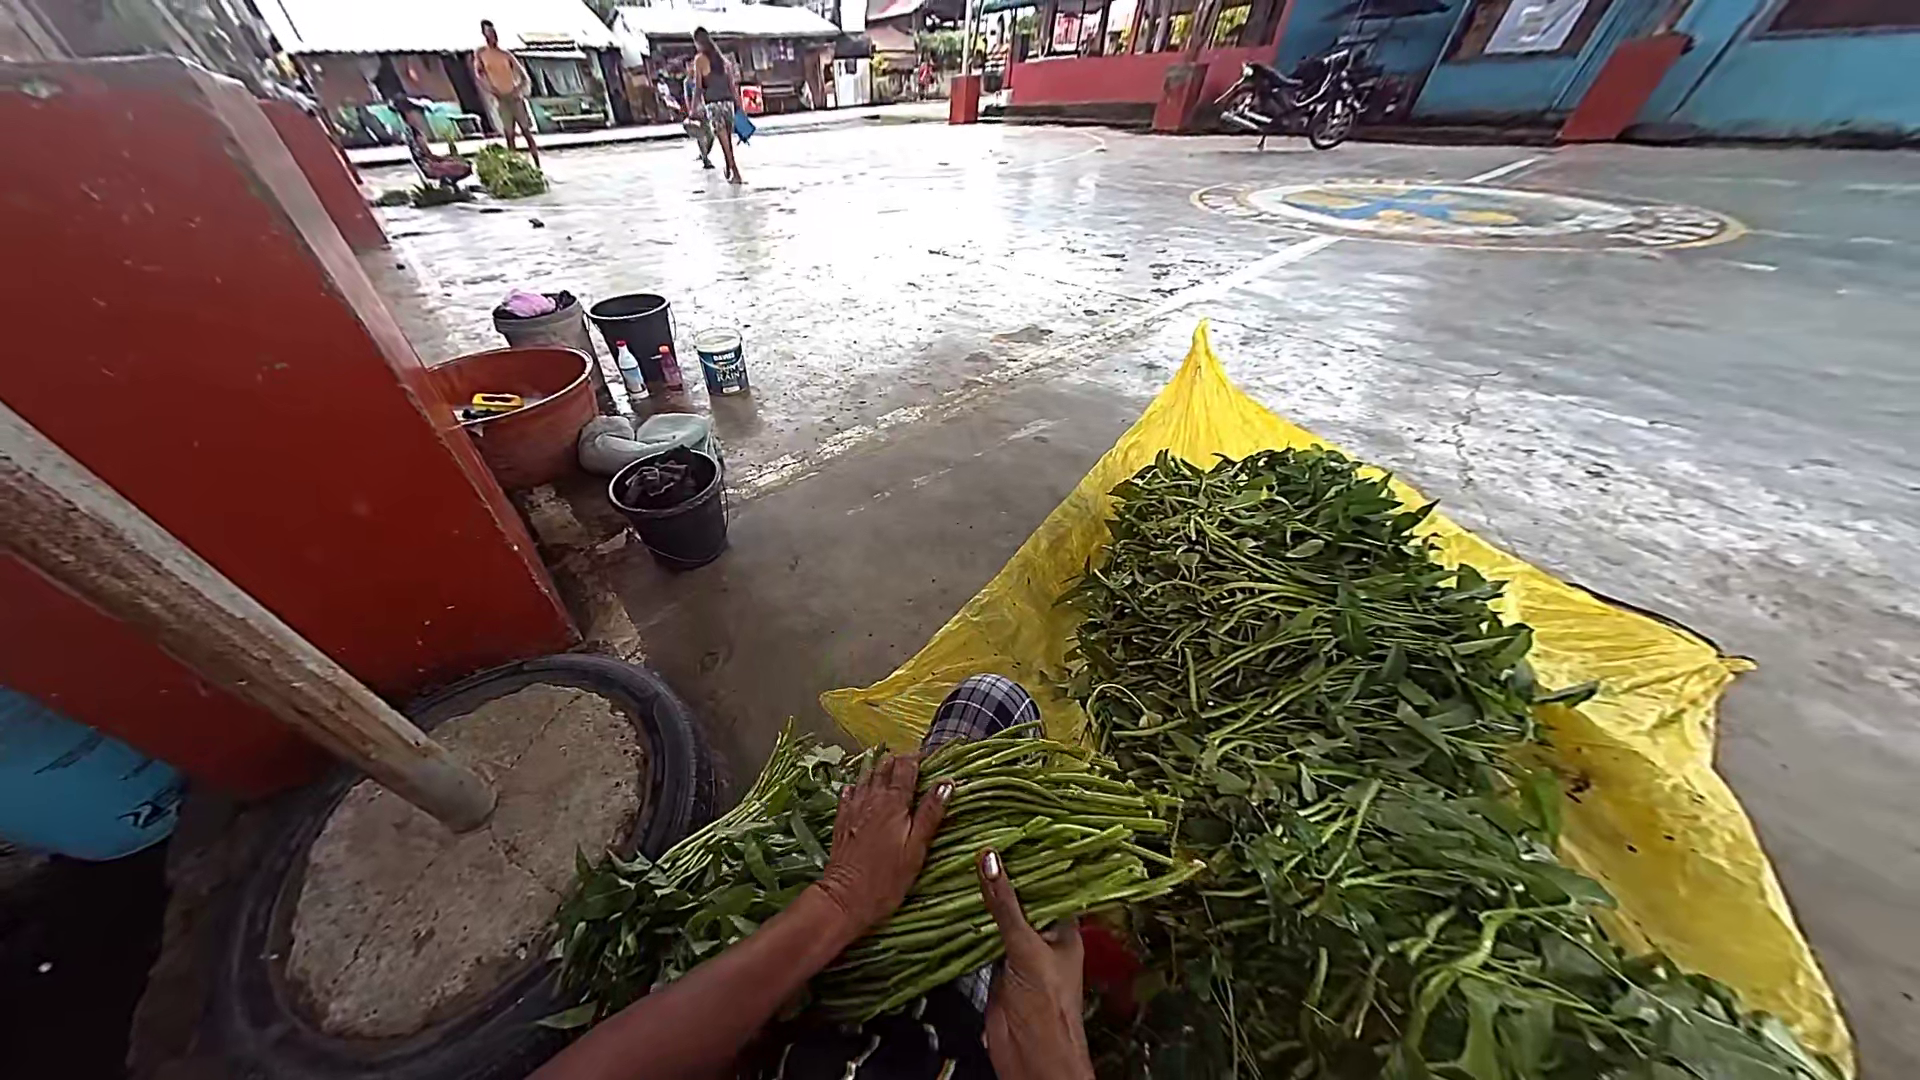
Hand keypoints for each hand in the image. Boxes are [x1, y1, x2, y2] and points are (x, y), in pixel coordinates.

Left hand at [814, 754, 948, 935]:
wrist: (844, 899)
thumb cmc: (887, 878)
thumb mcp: (916, 848)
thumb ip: (930, 813)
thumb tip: (946, 782)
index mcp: (894, 802)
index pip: (906, 767)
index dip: (916, 758)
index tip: (927, 757)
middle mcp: (872, 798)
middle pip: (885, 768)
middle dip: (898, 760)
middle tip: (910, 761)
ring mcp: (854, 808)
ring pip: (866, 777)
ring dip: (878, 768)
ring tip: (888, 764)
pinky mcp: (841, 821)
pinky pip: (848, 794)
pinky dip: (856, 785)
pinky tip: (857, 786)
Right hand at [977, 849, 1095, 1079]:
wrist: (1032, 1065)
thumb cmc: (1048, 1010)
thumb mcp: (1026, 948)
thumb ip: (1006, 905)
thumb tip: (989, 858)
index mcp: (1062, 926)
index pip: (1048, 879)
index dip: (1031, 855)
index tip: (1010, 827)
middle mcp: (1041, 933)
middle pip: (1020, 894)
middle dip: (1002, 871)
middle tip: (981, 835)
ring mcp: (1018, 948)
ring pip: (1000, 912)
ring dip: (984, 892)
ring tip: (965, 854)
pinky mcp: (995, 964)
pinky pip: (982, 932)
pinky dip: (970, 916)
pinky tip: (955, 894)